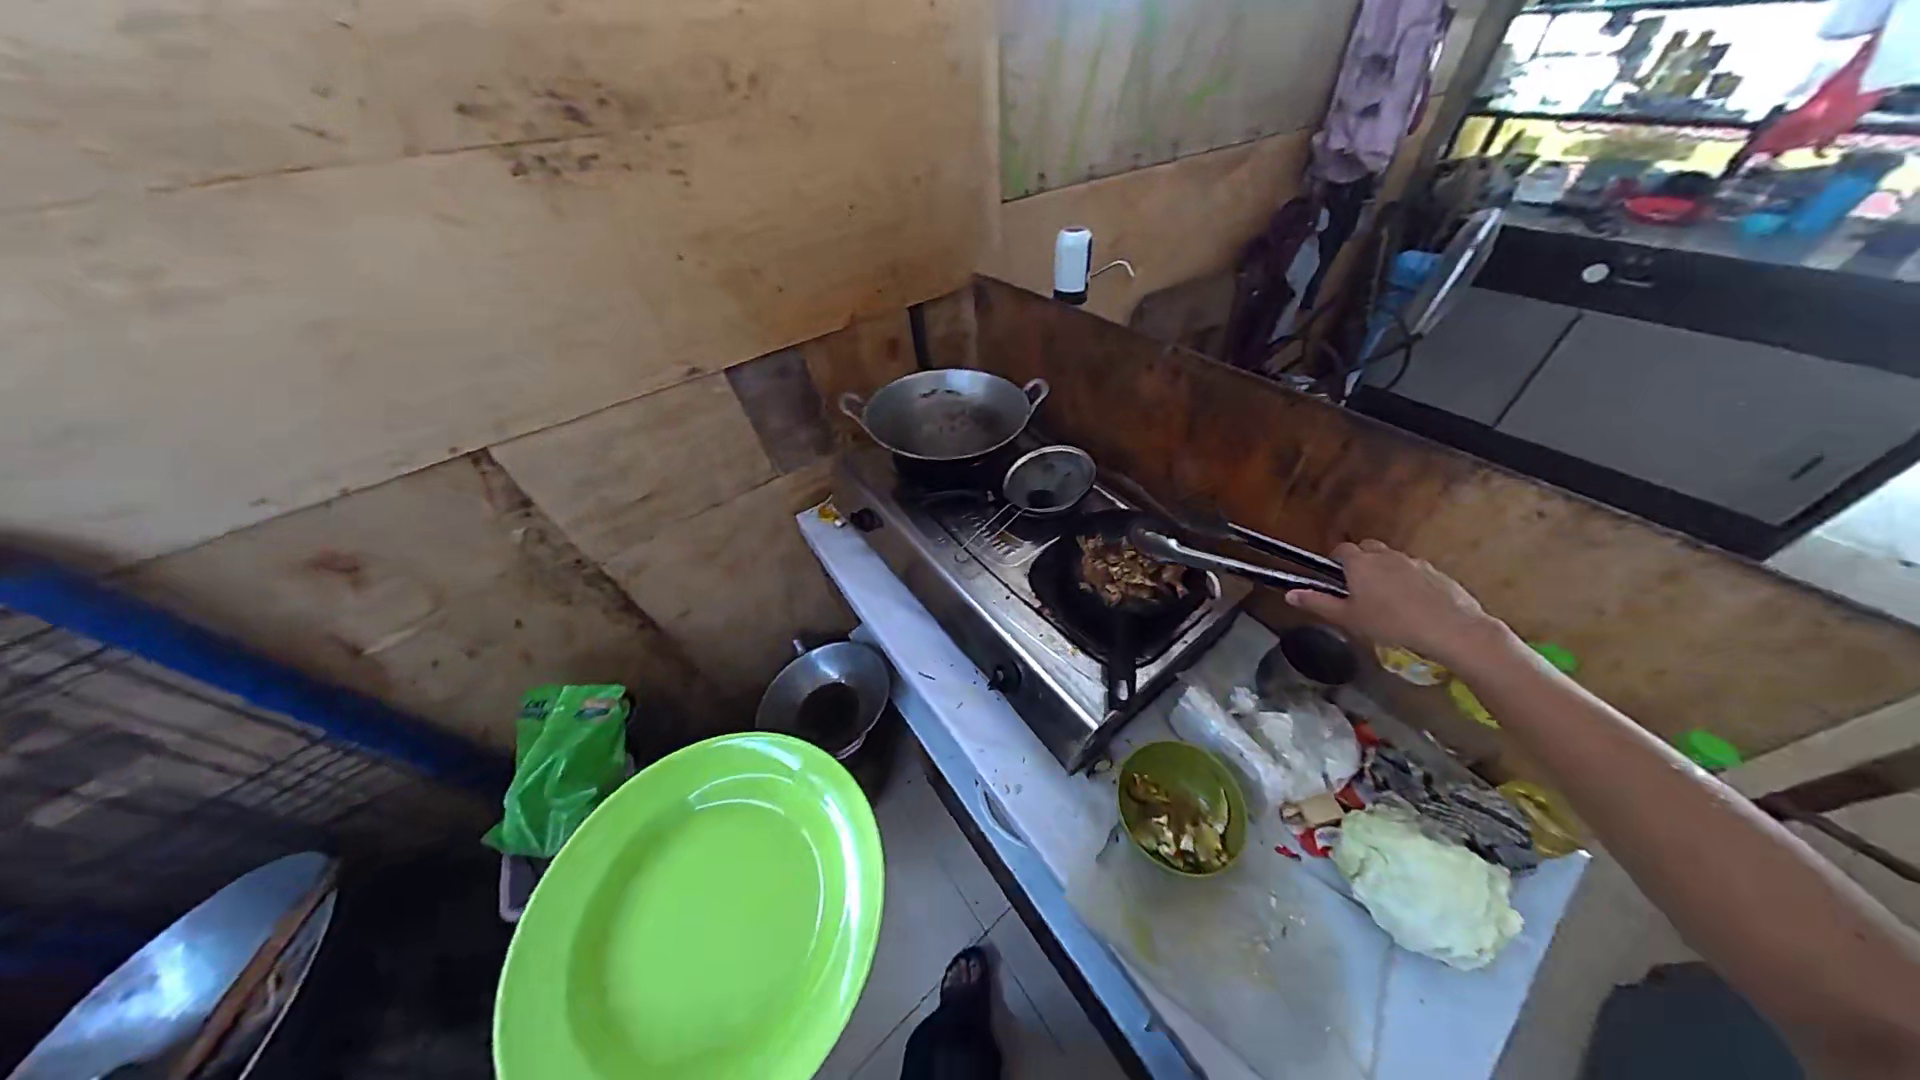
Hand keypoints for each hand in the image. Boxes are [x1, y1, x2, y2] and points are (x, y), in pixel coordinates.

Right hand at [1285, 540, 1515, 671]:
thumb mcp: (1348, 618)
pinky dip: (1409, 582)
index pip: (1341, 550)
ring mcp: (1414, 562)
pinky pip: (1415, 572)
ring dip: (1386, 572)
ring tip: (1388, 600)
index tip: (1335, 578)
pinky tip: (1414, 606)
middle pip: (1368, 548)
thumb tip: (1289, 594)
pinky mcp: (1438, 573)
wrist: (1452, 629)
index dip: (1335, 561)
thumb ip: (1318, 603)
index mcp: (1360, 564)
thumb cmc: (1391, 624)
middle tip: (1359, 588)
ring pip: (1392, 560)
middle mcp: (1386, 556)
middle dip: (1361, 561)